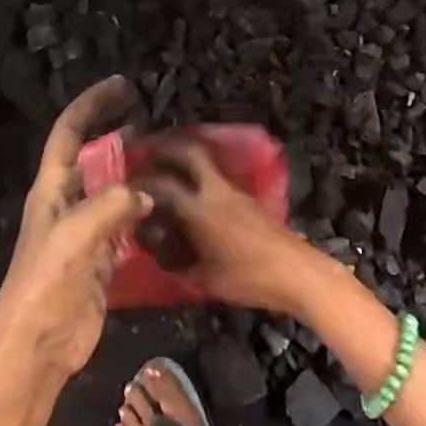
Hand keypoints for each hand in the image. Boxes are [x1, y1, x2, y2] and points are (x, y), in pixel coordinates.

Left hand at [0, 77, 152, 379]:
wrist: (37, 348)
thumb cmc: (47, 286)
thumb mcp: (74, 237)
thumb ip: (110, 206)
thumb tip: (146, 192)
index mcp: (51, 188)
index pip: (69, 132)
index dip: (91, 104)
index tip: (122, 85)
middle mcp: (67, 201)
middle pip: (91, 153)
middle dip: (114, 129)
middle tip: (149, 113)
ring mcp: (84, 229)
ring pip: (111, 187)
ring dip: (133, 168)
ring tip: (165, 154)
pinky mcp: (100, 257)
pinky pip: (125, 221)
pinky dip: (143, 208)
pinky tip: (165, 204)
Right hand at [139, 134, 332, 315]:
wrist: (299, 274)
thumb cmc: (250, 280)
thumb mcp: (207, 279)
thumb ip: (180, 266)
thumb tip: (161, 257)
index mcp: (200, 209)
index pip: (162, 185)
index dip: (141, 183)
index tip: (126, 184)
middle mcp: (216, 191)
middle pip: (189, 151)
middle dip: (165, 146)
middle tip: (146, 150)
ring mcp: (235, 191)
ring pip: (206, 159)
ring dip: (185, 155)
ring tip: (168, 160)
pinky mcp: (248, 197)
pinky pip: (218, 174)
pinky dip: (201, 172)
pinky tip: (195, 186)